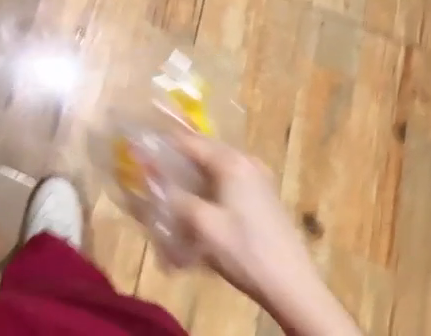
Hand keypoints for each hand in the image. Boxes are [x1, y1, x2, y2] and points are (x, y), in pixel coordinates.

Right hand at [144, 134, 327, 315]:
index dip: (159, 146)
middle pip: (200, 155)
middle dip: (174, 168)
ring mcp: (258, 181)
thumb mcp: (202, 224)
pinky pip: (226, 187)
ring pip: (212, 173)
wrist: (294, 289)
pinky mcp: (263, 200)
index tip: (136, 155)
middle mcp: (246, 162)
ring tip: (170, 204)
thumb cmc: (245, 251)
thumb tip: (146, 173)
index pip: (186, 140)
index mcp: (231, 161)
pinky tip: (196, 217)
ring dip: (190, 185)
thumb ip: (172, 194)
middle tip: (150, 183)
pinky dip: (207, 196)